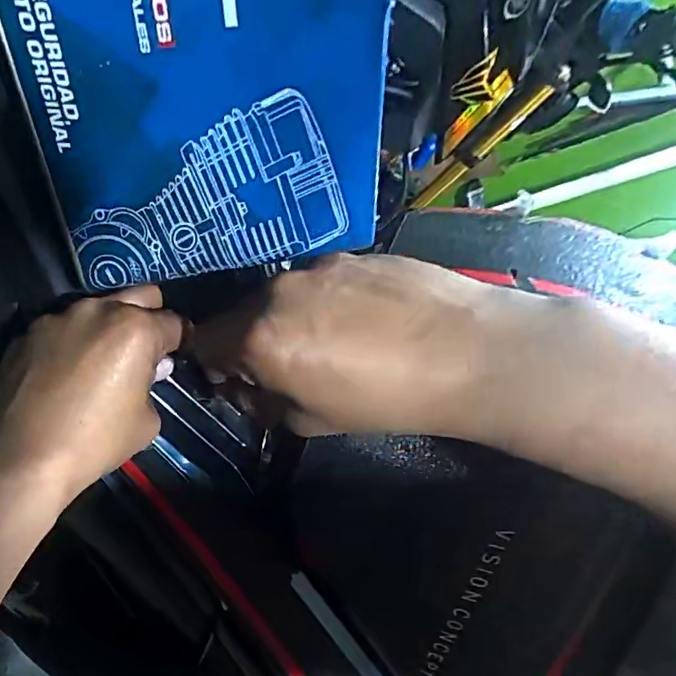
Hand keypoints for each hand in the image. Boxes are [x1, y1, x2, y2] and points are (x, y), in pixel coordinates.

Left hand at [0, 286, 185, 500]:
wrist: (22, 460)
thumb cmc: (92, 444)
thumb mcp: (145, 424)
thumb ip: (150, 389)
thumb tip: (142, 379)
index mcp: (134, 328)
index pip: (173, 324)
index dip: (178, 344)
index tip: (171, 360)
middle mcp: (94, 311)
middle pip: (136, 297)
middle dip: (145, 319)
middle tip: (137, 354)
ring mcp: (52, 320)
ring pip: (90, 312)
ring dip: (100, 330)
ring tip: (92, 366)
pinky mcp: (22, 338)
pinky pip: (55, 333)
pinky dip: (64, 347)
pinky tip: (56, 378)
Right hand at [189, 253, 548, 438]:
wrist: (473, 353)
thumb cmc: (380, 399)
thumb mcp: (304, 420)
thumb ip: (260, 403)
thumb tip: (248, 389)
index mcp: (256, 336)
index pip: (202, 343)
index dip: (213, 366)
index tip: (236, 382)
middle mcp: (276, 292)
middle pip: (236, 316)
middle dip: (246, 343)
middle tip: (281, 367)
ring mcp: (317, 267)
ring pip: (276, 296)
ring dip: (283, 320)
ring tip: (327, 342)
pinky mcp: (353, 254)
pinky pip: (315, 281)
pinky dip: (320, 302)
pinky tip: (357, 322)